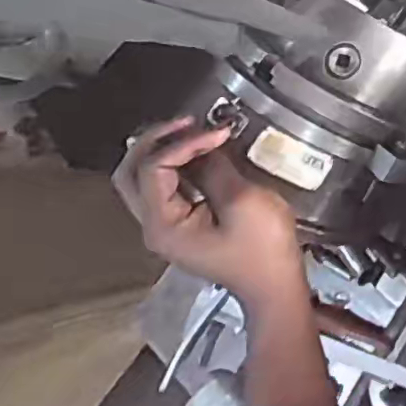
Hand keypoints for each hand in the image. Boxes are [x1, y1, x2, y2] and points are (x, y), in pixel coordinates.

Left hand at [113, 116, 305, 313]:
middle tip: (189, 121)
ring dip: (163, 149)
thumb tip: (205, 146)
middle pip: (131, 173)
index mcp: (162, 226)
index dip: (184, 143)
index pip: (154, 169)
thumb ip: (216, 170)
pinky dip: (176, 162)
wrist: (275, 284)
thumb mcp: (243, 202)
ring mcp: (167, 226)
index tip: (222, 132)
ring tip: (194, 129)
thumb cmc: (261, 246)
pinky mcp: (183, 223)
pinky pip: (165, 185)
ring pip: (143, 179)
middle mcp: (154, 226)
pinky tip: (200, 149)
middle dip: (156, 141)